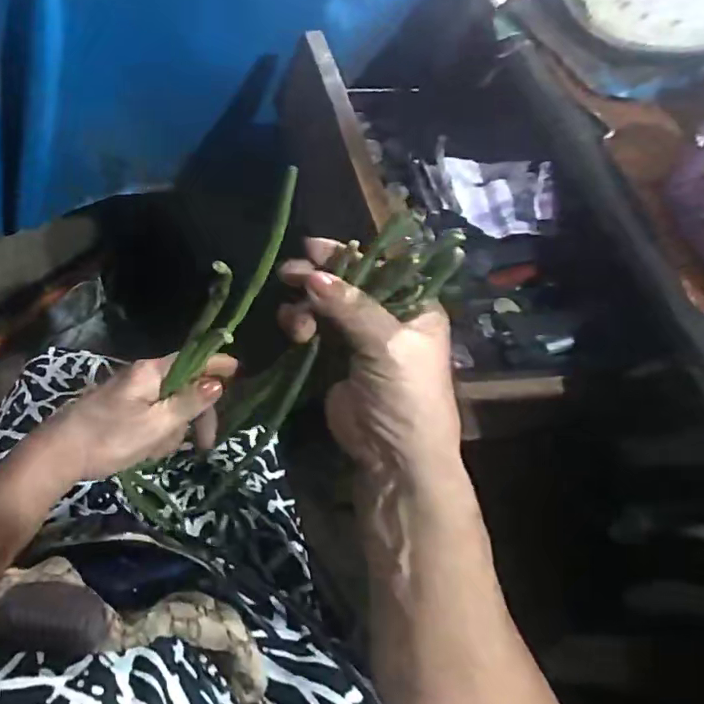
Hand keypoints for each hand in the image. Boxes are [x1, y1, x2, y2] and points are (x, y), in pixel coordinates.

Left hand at [31, 352, 238, 483]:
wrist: (60, 452)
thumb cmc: (111, 437)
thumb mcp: (157, 424)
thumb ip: (188, 402)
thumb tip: (216, 382)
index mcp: (149, 372)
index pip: (191, 359)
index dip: (215, 364)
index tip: (238, 370)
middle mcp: (139, 377)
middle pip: (182, 389)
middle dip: (192, 417)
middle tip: (201, 446)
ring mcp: (128, 395)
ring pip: (167, 410)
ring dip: (169, 433)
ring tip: (153, 452)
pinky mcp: (119, 412)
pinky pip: (149, 421)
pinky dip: (153, 437)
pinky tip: (142, 453)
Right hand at [277, 238, 459, 473]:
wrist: (393, 455)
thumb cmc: (406, 397)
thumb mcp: (386, 346)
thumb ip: (350, 308)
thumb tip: (312, 274)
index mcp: (415, 308)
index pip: (382, 267)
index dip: (349, 254)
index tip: (313, 247)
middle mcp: (385, 317)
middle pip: (345, 283)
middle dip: (317, 277)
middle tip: (289, 274)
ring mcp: (356, 338)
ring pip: (322, 304)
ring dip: (304, 305)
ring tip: (296, 321)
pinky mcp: (331, 357)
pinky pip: (310, 327)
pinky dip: (298, 324)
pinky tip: (295, 333)